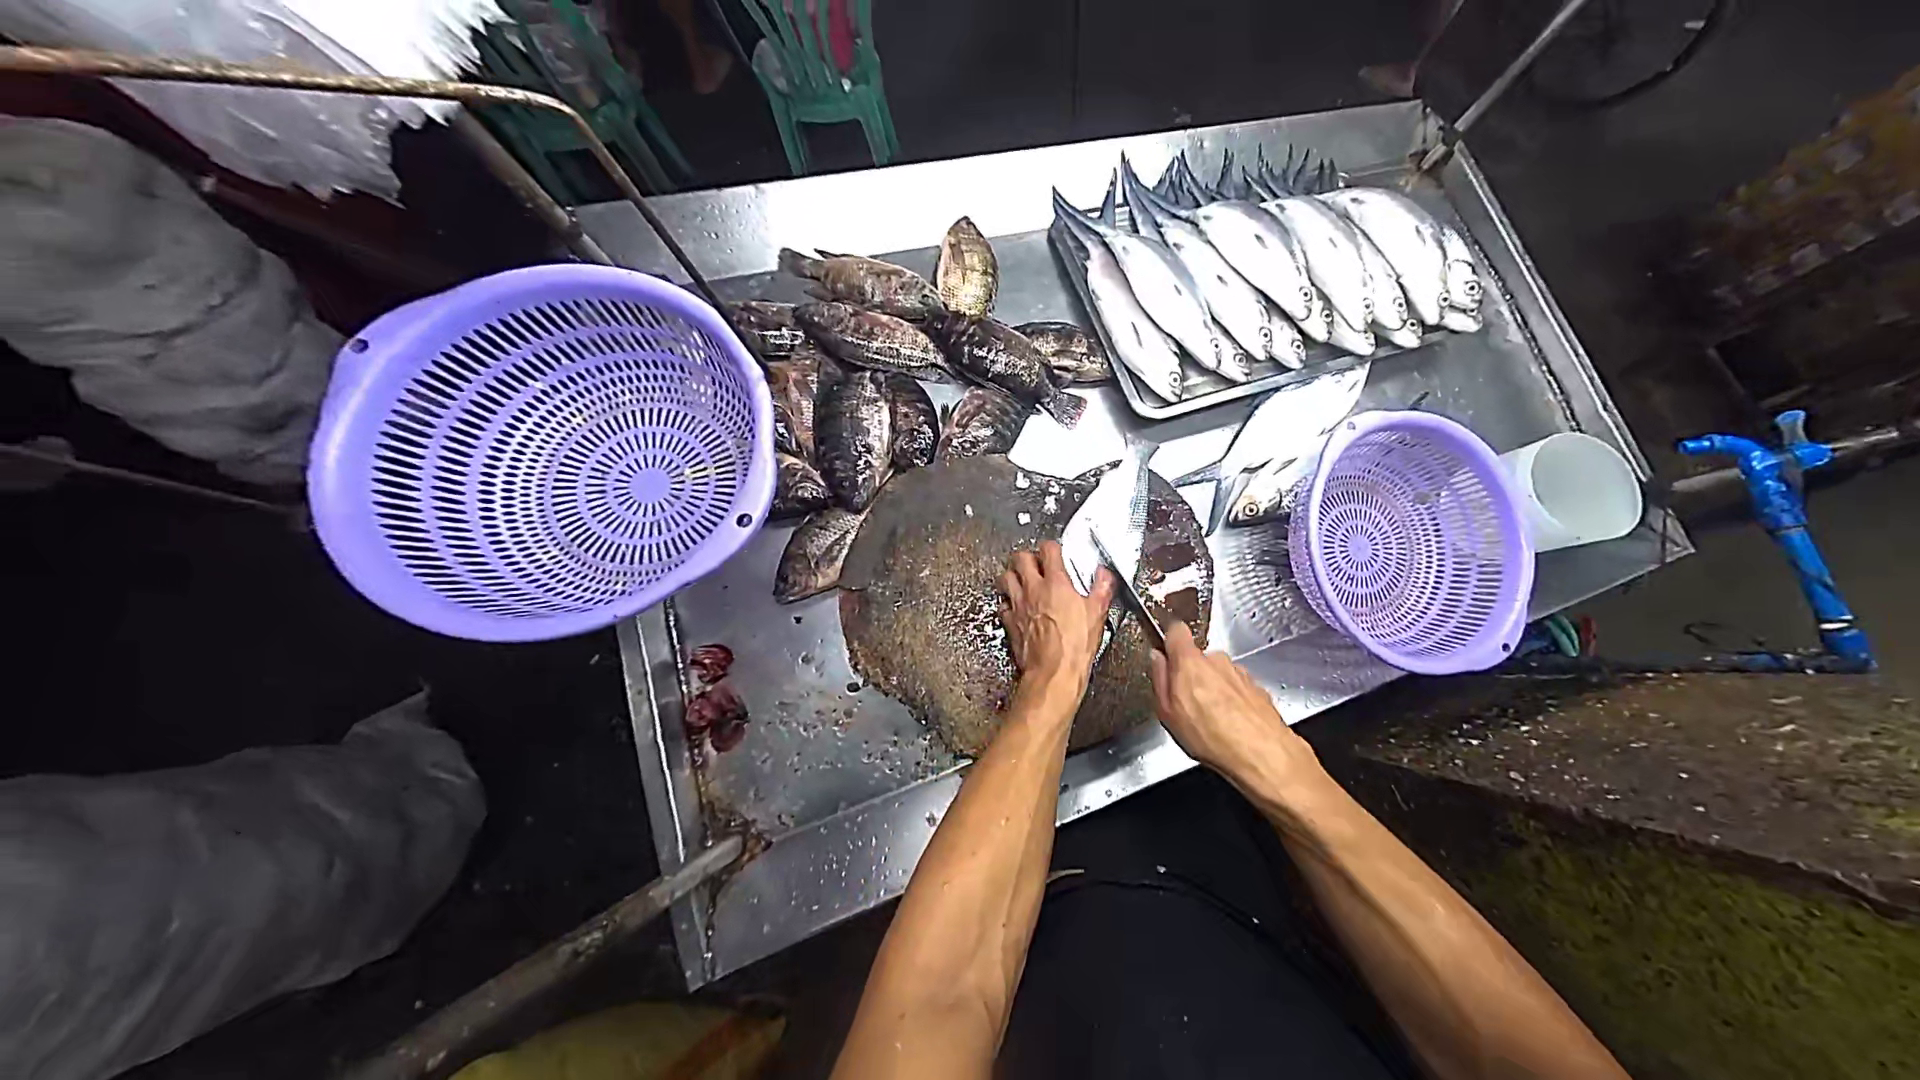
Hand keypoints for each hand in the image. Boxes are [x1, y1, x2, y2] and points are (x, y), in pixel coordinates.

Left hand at [999, 540, 1115, 692]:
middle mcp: (1033, 590)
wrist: (1054, 672)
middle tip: (1035, 562)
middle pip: (1020, 558)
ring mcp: (1018, 605)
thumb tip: (1105, 575)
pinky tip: (1016, 606)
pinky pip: (1003, 604)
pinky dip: (1007, 602)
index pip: (1048, 549)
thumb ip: (1102, 588)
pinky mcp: (1010, 622)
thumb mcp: (1097, 614)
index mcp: (1056, 583)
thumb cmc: (1074, 646)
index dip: (1052, 547)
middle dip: (1027, 556)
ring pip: (1005, 578)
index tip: (1055, 551)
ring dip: (1012, 575)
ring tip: (1021, 579)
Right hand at [1149, 622, 1324, 793]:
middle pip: (1198, 658)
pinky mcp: (1258, 689)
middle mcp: (1217, 661)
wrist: (1262, 754)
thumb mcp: (1167, 712)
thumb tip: (1157, 659)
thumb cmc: (1212, 736)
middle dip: (1192, 676)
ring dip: (1214, 691)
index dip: (1170, 640)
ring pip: (1219, 675)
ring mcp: (1240, 674)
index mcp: (1189, 661)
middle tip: (1187, 704)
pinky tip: (1230, 725)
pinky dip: (1233, 702)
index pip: (1176, 630)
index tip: (1166, 654)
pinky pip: (1237, 690)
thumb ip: (1159, 678)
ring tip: (1210, 721)